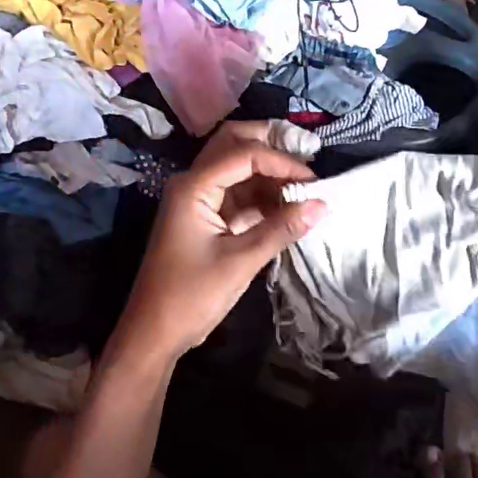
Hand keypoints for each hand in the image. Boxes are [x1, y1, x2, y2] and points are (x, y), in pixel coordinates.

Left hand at [114, 122, 327, 361]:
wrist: (154, 333)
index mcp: (193, 187)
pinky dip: (263, 196)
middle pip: (234, 145)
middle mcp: (193, 183)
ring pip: (238, 168)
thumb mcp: (240, 262)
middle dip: (271, 144)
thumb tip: (323, 205)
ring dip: (270, 173)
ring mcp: (199, 200)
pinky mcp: (207, 218)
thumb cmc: (190, 296)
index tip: (314, 181)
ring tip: (305, 187)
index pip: (243, 153)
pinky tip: (289, 206)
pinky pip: (238, 194)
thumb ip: (281, 229)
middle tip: (308, 155)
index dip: (281, 161)